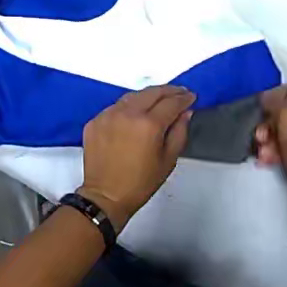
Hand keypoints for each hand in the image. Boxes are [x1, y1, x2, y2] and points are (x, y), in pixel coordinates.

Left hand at [77, 85, 194, 224]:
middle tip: (178, 93)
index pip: (171, 102)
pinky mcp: (95, 121)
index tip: (191, 97)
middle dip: (168, 91)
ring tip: (158, 101)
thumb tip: (185, 112)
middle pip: (151, 92)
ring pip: (132, 96)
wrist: (106, 196)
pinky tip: (135, 113)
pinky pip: (116, 107)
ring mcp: (108, 115)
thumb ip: (179, 132)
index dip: (184, 98)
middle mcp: (127, 114)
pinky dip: (128, 107)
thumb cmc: (140, 183)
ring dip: (148, 96)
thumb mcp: (168, 160)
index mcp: (148, 124)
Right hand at [254, 86, 286, 196]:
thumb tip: (265, 98)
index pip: (285, 92)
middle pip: (278, 116)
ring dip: (265, 142)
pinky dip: (270, 154)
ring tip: (262, 150)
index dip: (269, 98)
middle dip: (265, 124)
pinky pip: (279, 151)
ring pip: (277, 135)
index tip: (258, 107)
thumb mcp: (286, 110)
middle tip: (260, 133)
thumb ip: (272, 101)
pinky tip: (264, 159)